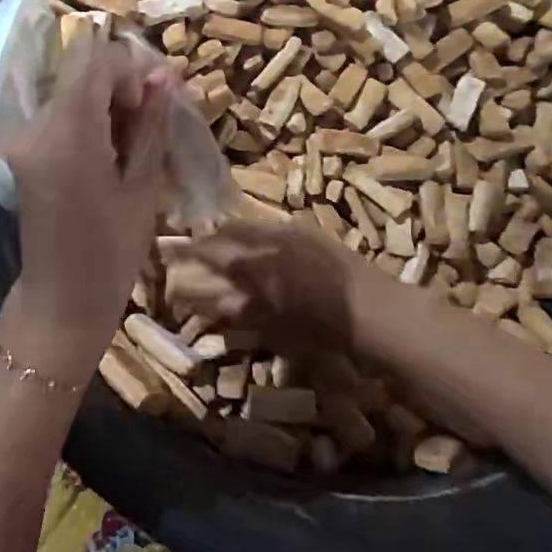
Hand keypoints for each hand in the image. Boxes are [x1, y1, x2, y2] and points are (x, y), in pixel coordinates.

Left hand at [2, 39, 169, 377]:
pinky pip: (60, 118)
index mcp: (67, 135)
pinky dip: (89, 122)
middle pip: (79, 76)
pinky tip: (112, 153)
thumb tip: (164, 78)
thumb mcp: (142, 186)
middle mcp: (35, 128)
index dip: (129, 69)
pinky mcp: (22, 154)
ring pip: (70, 94)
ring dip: (106, 105)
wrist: (62, 300)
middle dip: (120, 87)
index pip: (93, 62)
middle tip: (153, 121)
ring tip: (136, 143)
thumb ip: (151, 125)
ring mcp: (23, 140)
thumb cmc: (112, 251)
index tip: (153, 101)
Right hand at [187, 220, 416, 358]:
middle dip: (212, 239)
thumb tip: (212, 302)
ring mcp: (294, 230)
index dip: (192, 253)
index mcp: (257, 263)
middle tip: (199, 250)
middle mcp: (271, 238)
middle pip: (230, 230)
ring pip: (253, 224)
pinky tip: (264, 247)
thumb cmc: (321, 328)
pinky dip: (260, 233)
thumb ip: (240, 310)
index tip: (175, 254)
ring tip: (227, 246)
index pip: (213, 252)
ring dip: (235, 234)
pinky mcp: (312, 231)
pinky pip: (275, 225)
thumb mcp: (274, 326)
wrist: (376, 310)